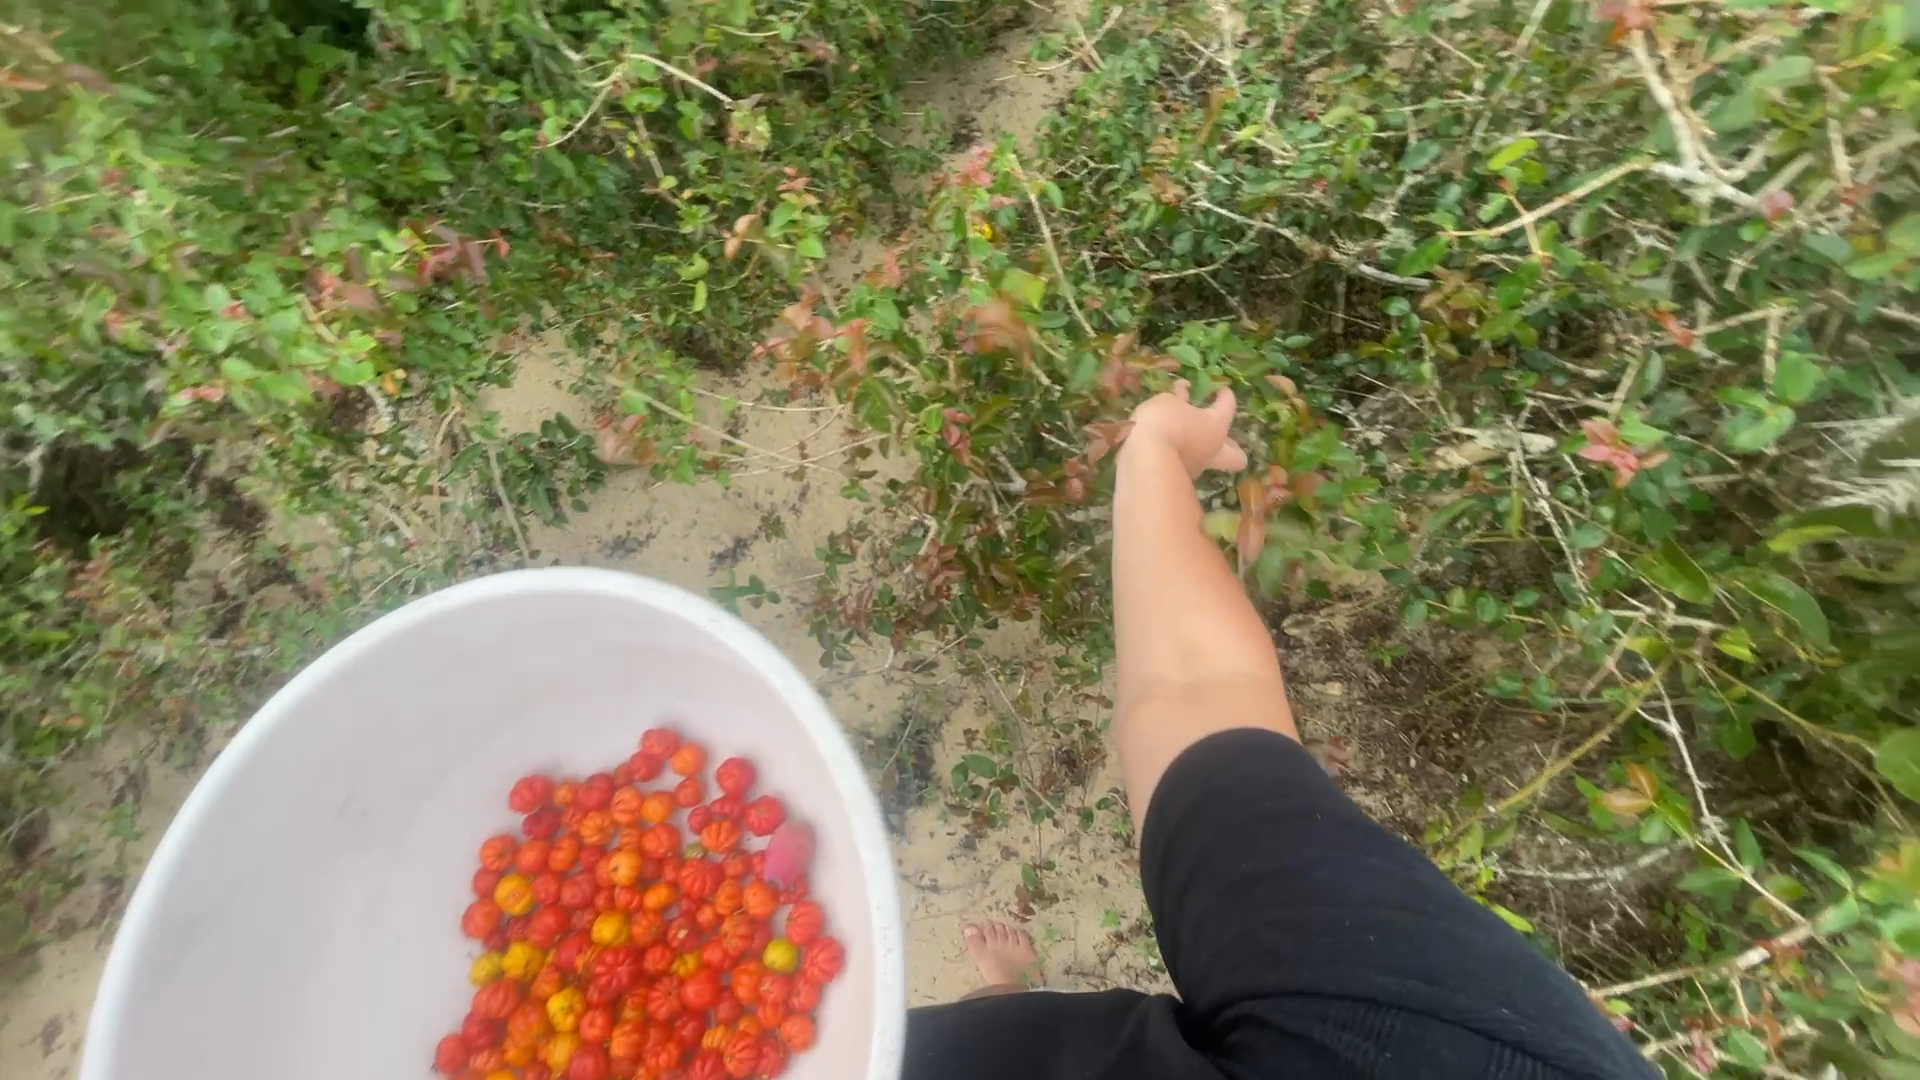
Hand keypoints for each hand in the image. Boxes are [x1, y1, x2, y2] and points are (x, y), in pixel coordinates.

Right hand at [1124, 379, 1247, 476]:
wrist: (1145, 459)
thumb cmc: (1163, 422)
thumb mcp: (1166, 401)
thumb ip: (1176, 398)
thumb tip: (1182, 392)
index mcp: (1216, 425)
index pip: (1228, 406)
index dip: (1225, 396)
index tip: (1222, 390)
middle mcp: (1213, 449)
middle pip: (1235, 455)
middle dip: (1233, 449)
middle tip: (1222, 440)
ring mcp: (1197, 467)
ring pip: (1207, 462)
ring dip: (1200, 452)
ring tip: (1185, 443)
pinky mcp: (1178, 480)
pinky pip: (1183, 465)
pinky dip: (1177, 458)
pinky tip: (1164, 452)